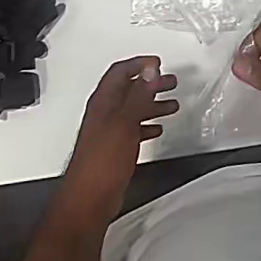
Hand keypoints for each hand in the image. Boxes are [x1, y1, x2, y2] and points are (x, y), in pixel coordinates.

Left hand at [61, 56, 177, 214]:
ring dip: (152, 103)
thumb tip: (149, 71)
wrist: (90, 199)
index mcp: (103, 102)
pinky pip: (134, 129)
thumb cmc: (101, 163)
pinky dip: (147, 124)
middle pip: (129, 89)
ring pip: (133, 109)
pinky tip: (156, 128)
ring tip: (171, 103)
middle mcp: (105, 114)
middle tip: (169, 80)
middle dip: (150, 83)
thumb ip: (138, 95)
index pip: (120, 72)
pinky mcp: (115, 149)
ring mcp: (109, 131)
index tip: (156, 62)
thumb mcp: (124, 122)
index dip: (138, 64)